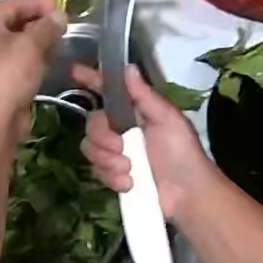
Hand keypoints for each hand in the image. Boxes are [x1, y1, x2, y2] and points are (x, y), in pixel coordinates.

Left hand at [0, 0, 66, 134]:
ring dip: (39, 42)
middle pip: (14, 23)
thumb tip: (59, 16)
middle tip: (63, 27)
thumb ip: (47, 27)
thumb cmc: (8, 76)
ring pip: (18, 44)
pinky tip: (50, 62)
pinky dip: (34, 59)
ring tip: (60, 43)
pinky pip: (18, 62)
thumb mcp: (30, 46)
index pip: (11, 4)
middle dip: (39, 23)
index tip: (59, 8)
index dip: (36, 3)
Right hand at [70, 63, 219, 220]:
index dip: (91, 79)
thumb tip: (129, 68)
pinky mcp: (112, 176)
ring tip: (130, 169)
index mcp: (134, 113)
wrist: (187, 194)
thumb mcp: (168, 120)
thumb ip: (145, 96)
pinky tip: (130, 183)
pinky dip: (113, 178)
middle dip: (103, 137)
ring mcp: (115, 154)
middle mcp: (120, 130)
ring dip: (109, 160)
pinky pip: (96, 171)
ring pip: (90, 148)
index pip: (108, 92)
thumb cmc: (182, 153)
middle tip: (121, 147)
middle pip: (92, 124)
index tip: (75, 71)